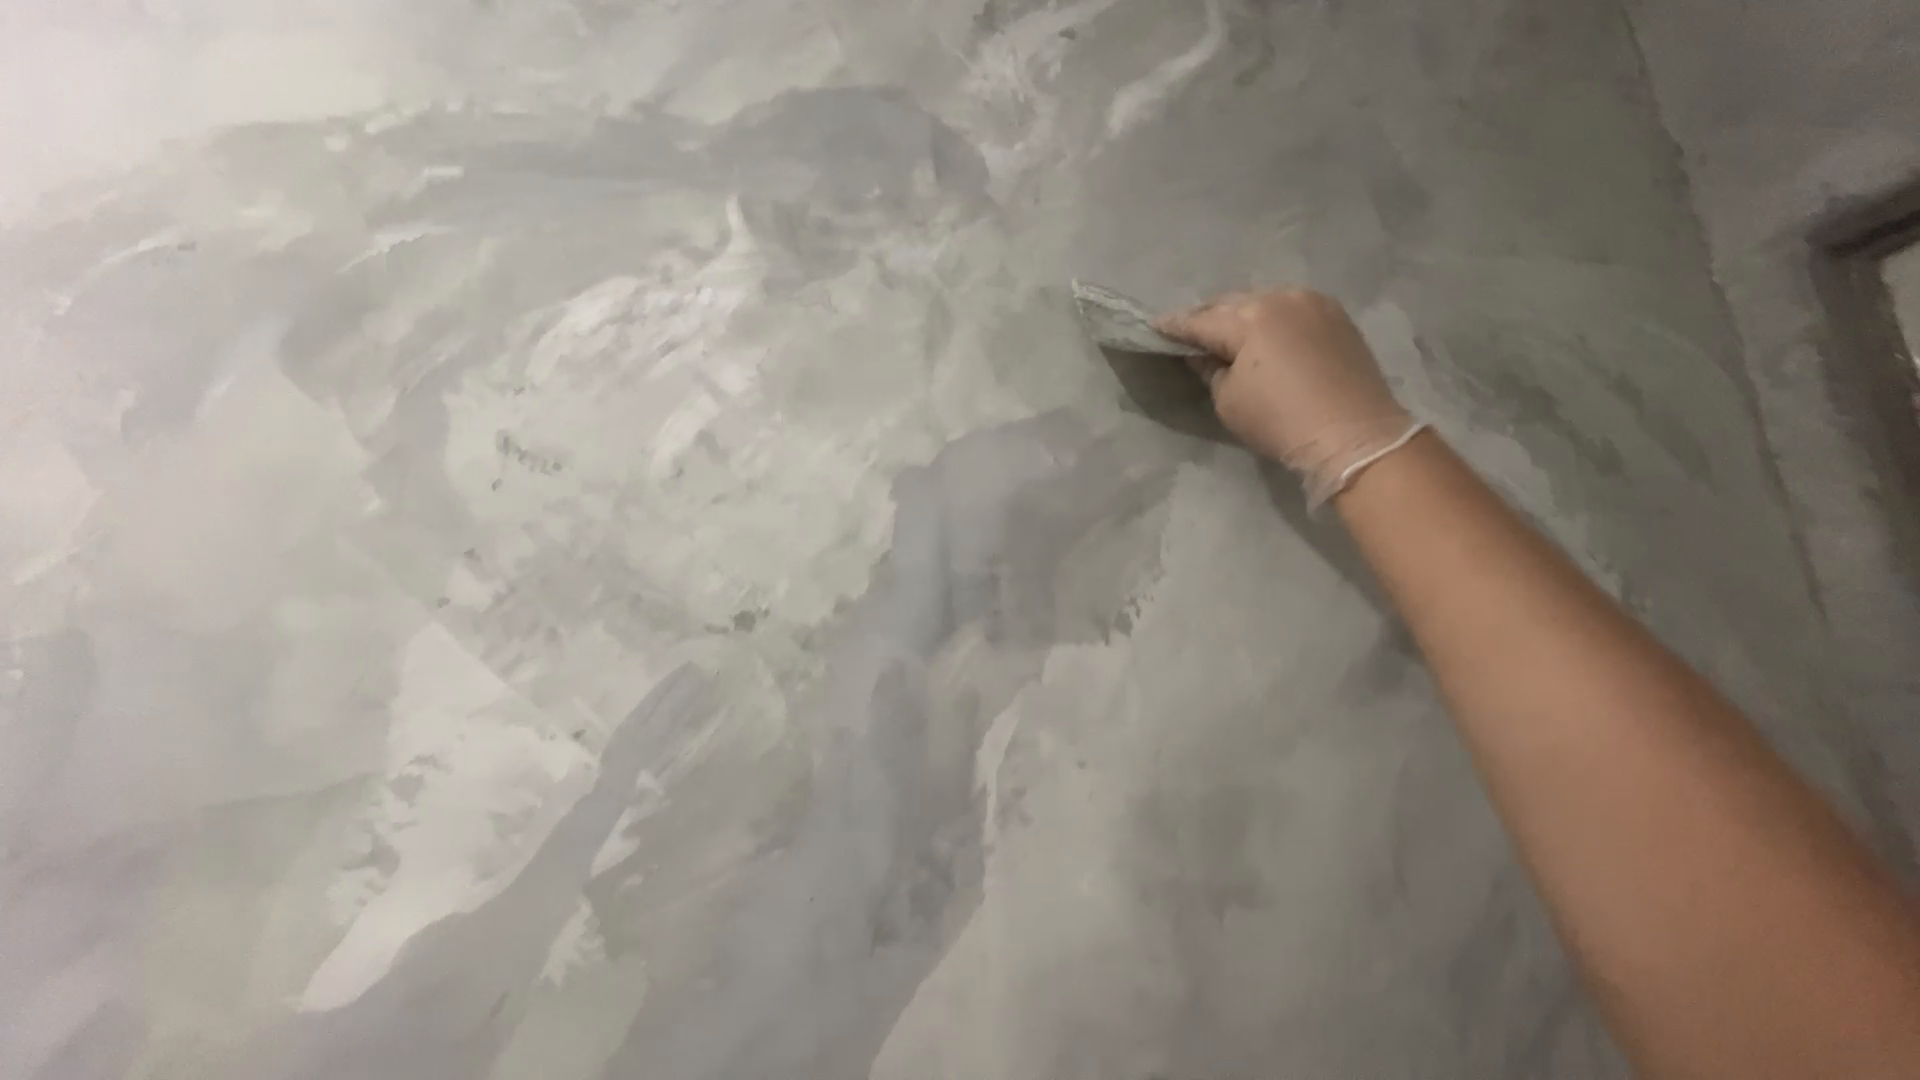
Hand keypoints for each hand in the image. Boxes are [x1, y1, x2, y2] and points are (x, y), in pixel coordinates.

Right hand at [1154, 289, 1422, 504]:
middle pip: (1232, 303)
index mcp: (1249, 318)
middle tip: (1189, 332)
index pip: (1199, 320)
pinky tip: (1265, 336)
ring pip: (1264, 302)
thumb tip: (1204, 356)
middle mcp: (1281, 298)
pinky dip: (1272, 319)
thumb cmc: (1281, 421)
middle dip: (1208, 317)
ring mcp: (1314, 303)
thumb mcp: (1228, 401)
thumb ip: (1210, 371)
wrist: (1354, 434)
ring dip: (1242, 316)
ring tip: (1227, 333)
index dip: (1174, 326)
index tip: (1154, 326)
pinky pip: (1291, 310)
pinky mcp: (1337, 316)